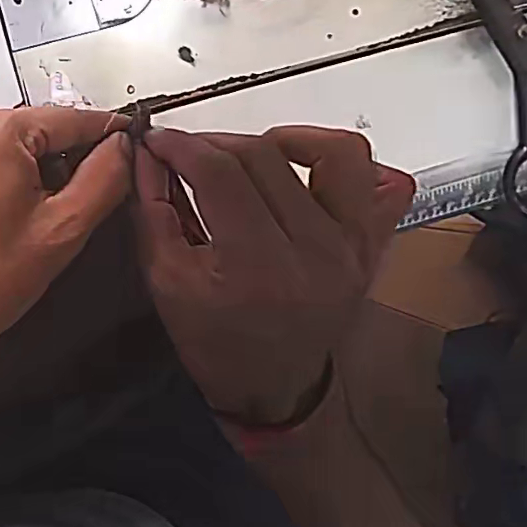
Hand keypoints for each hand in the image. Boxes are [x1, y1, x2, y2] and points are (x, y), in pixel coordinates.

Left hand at [0, 108, 131, 450]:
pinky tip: (2, 220)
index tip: (127, 146)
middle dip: (65, 160)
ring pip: (10, 143)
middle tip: (75, 208)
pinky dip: (2, 177)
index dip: (108, 135)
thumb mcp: (62, 230)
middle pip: (39, 127)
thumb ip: (106, 177)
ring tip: (29, 224)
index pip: (74, 117)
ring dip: (33, 171)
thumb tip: (121, 147)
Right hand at [132, 126, 414, 426]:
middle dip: (211, 143)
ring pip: (331, 152)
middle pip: (263, 156)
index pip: (218, 173)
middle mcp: (315, 251)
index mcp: (256, 266)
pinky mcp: (371, 246)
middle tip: (186, 153)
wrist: (270, 386)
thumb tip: (146, 155)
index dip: (179, 146)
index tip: (157, 142)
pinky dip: (342, 162)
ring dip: (281, 140)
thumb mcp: (164, 279)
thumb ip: (152, 209)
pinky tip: (305, 169)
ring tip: (248, 156)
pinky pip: (381, 180)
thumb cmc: (214, 342)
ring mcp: (352, 246)